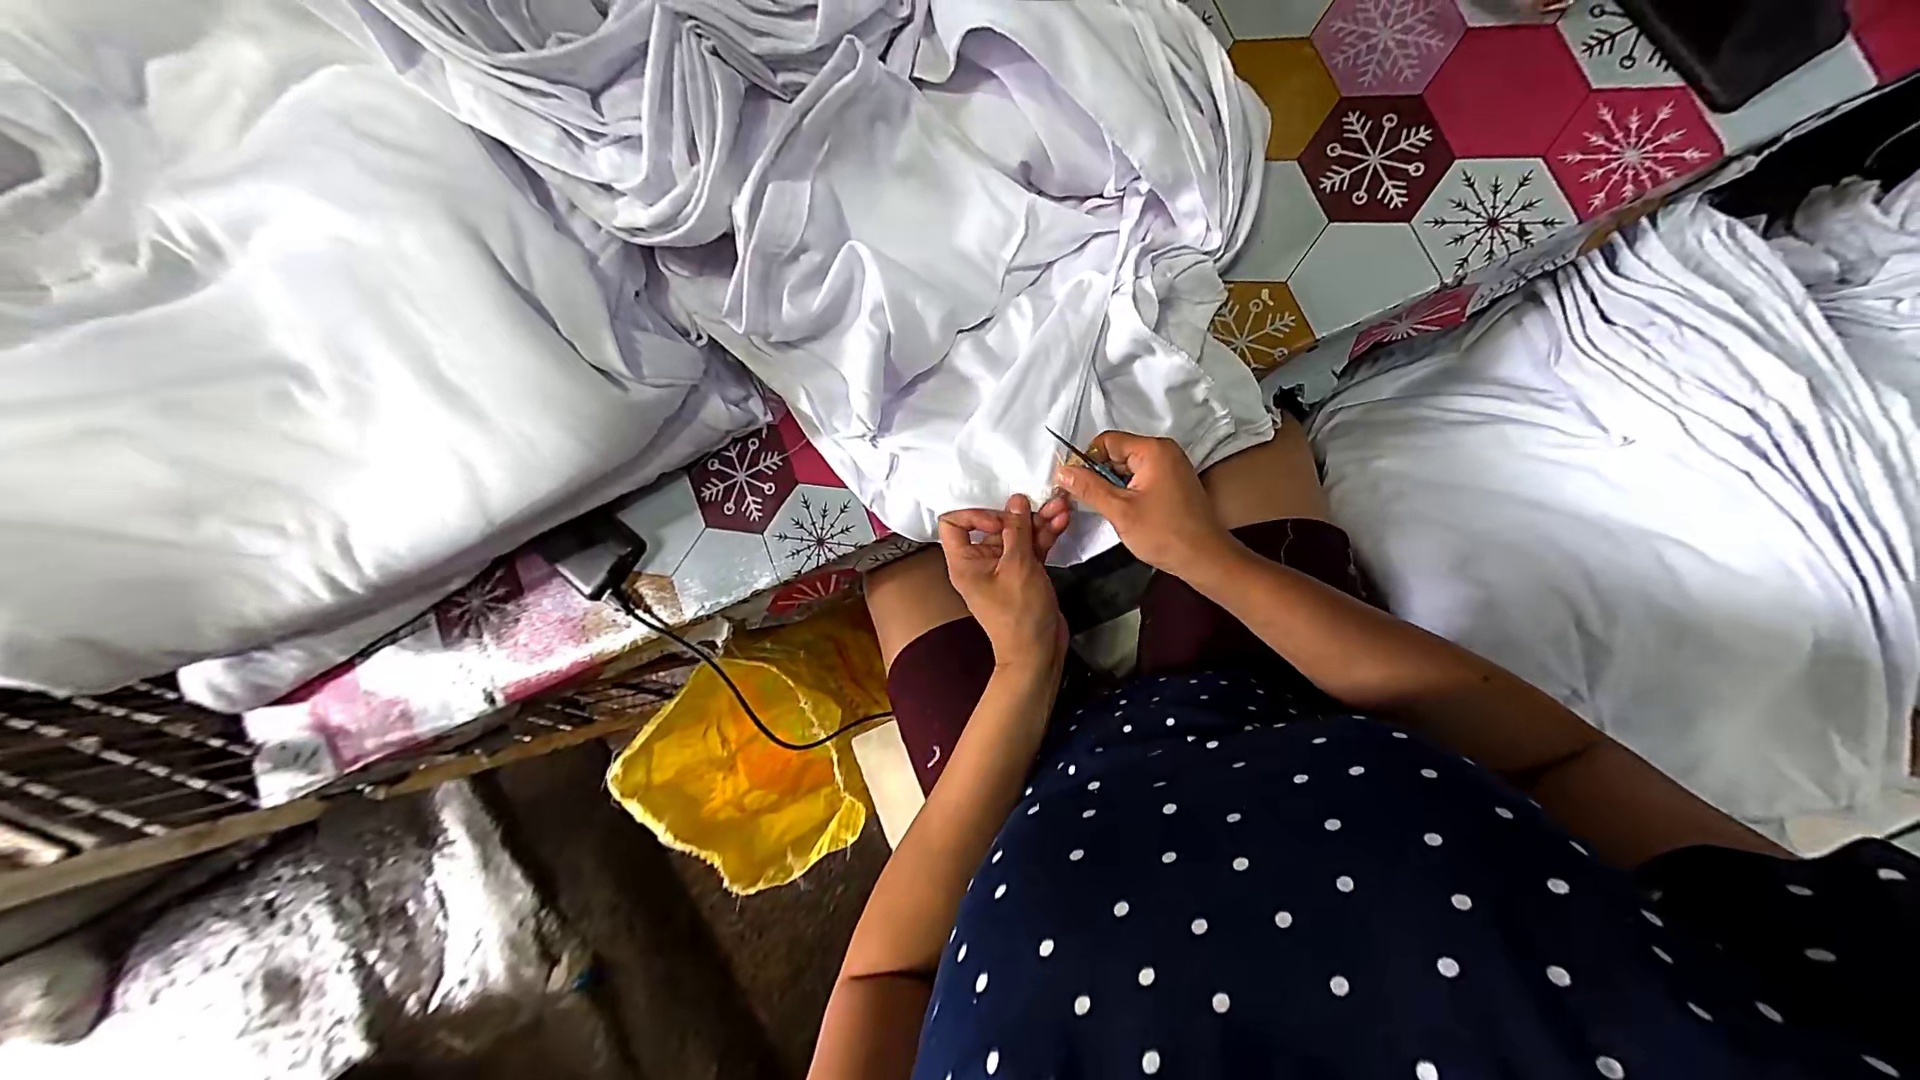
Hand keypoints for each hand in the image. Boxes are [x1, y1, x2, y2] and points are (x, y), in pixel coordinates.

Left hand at [937, 493, 1068, 670]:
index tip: (1001, 519)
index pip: (953, 524)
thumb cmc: (1019, 617)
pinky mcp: (1023, 574)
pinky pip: (1030, 548)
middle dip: (1019, 514)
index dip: (976, 514)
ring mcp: (1002, 569)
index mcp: (964, 563)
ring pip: (1017, 536)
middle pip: (993, 526)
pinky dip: (1044, 536)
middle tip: (1042, 503)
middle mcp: (980, 563)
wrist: (1037, 653)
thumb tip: (1016, 502)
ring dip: (1038, 522)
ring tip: (1060, 508)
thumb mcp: (1018, 566)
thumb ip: (1017, 530)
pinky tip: (1061, 522)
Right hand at [1053, 431, 1236, 578]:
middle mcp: (1164, 451)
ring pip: (1126, 467)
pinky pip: (1140, 477)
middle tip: (1088, 501)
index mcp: (1153, 450)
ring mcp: (1171, 466)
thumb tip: (1061, 471)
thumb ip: (1088, 488)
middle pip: (1116, 453)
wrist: (1205, 558)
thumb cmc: (1163, 534)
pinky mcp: (1173, 482)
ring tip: (1108, 509)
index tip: (1074, 485)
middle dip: (1098, 474)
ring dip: (1112, 485)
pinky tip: (1124, 511)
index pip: (1106, 441)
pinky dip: (1127, 491)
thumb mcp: (1119, 511)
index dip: (1086, 461)